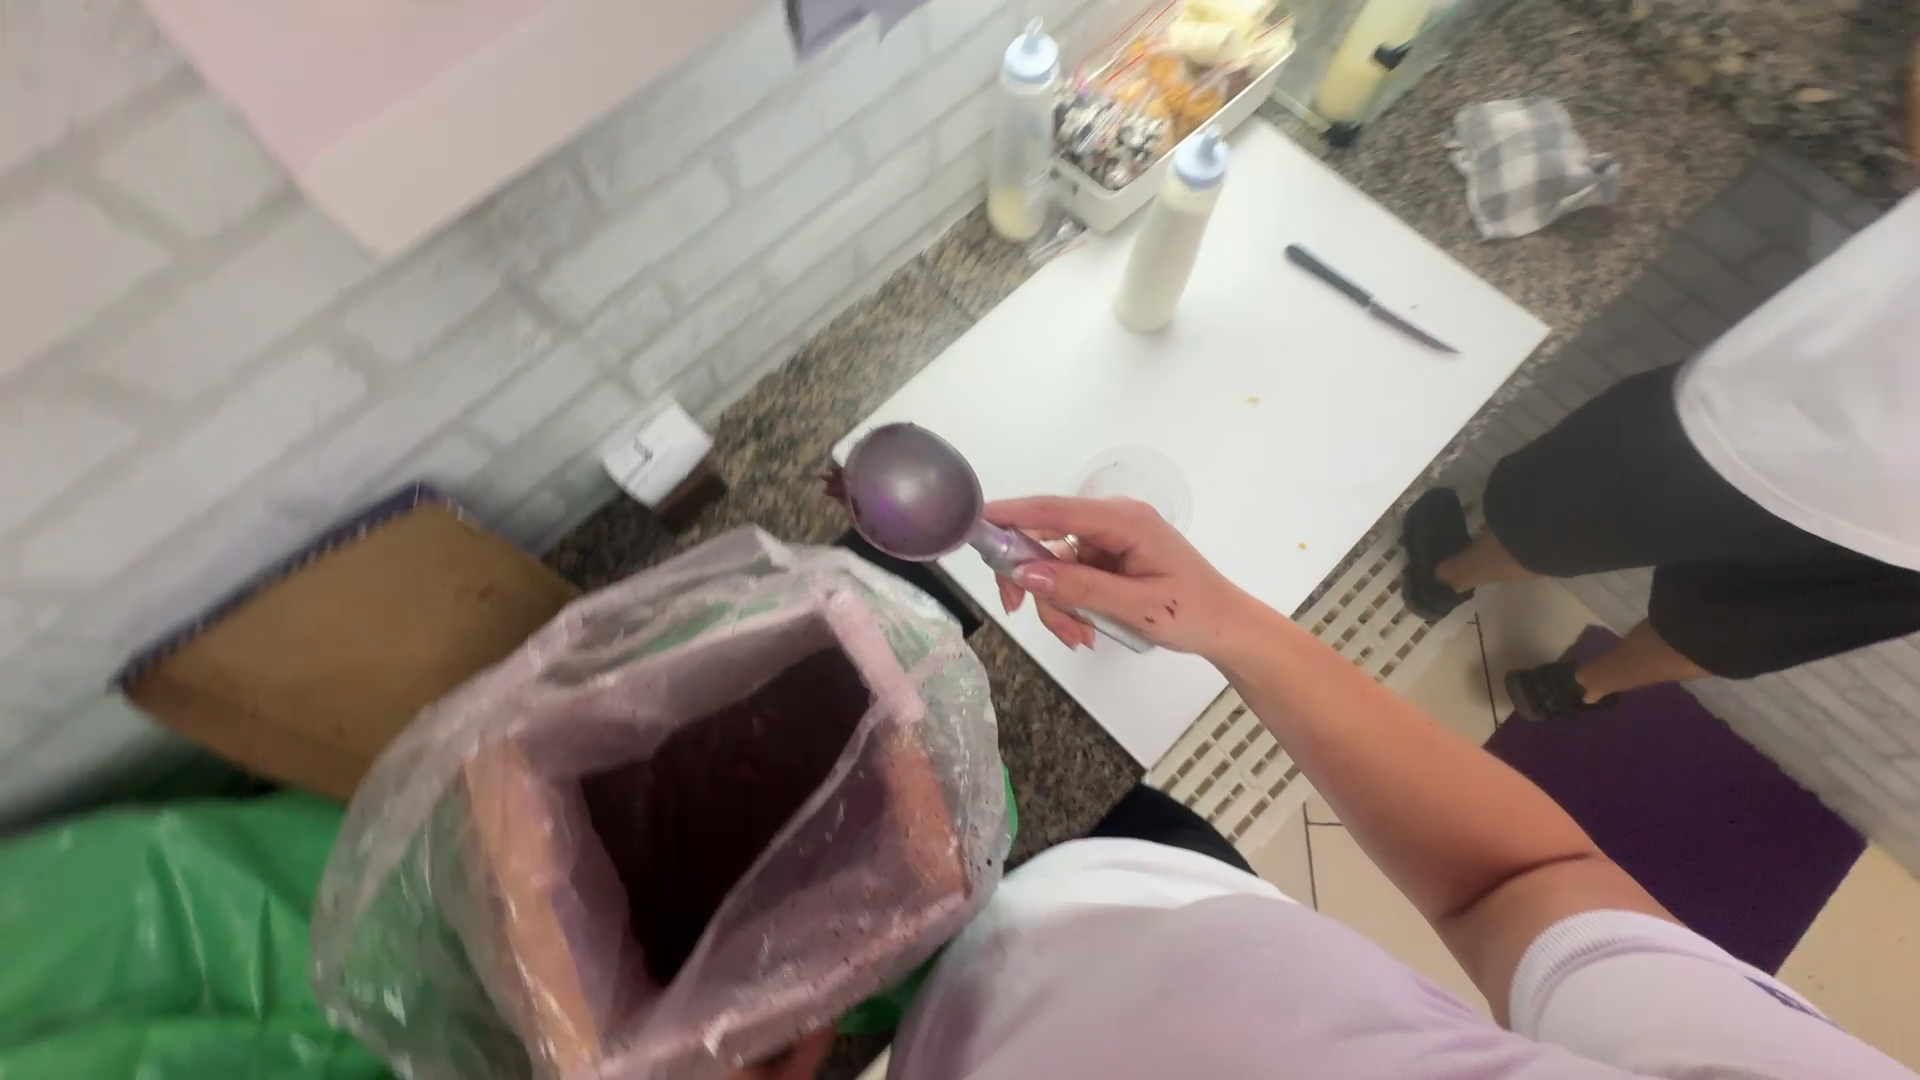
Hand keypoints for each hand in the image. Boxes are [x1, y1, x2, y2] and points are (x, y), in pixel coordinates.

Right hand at [986, 496, 1263, 657]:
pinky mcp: (1107, 559)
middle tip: (1019, 613)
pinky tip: (1083, 631)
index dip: (1013, 514)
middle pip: (1046, 539)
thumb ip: (1079, 589)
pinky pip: (1069, 578)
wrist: (1227, 628)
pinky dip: (1068, 605)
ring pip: (1054, 566)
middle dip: (1033, 580)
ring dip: (1055, 603)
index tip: (976, 520)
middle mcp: (1112, 522)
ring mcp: (1108, 540)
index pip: (1056, 510)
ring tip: (1077, 637)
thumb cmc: (1192, 613)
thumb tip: (1025, 573)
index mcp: (1124, 520)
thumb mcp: (1136, 607)